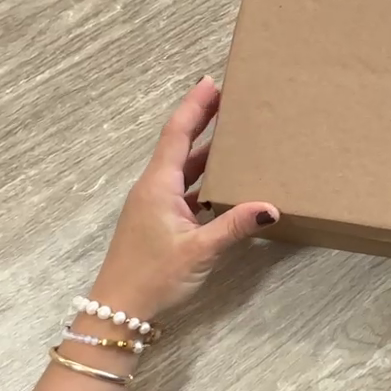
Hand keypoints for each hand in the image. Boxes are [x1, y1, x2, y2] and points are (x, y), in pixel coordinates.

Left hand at [88, 77, 277, 319]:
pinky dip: (204, 178)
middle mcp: (155, 188)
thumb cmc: (154, 276)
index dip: (194, 106)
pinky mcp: (160, 220)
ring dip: (205, 150)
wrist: (119, 309)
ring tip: (233, 134)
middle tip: (227, 98)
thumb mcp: (199, 250)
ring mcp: (155, 204)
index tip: (210, 82)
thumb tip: (270, 207)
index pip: (177, 134)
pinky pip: (185, 188)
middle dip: (201, 119)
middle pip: (180, 144)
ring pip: (183, 167)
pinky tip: (225, 182)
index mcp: (159, 185)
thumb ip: (234, 226)